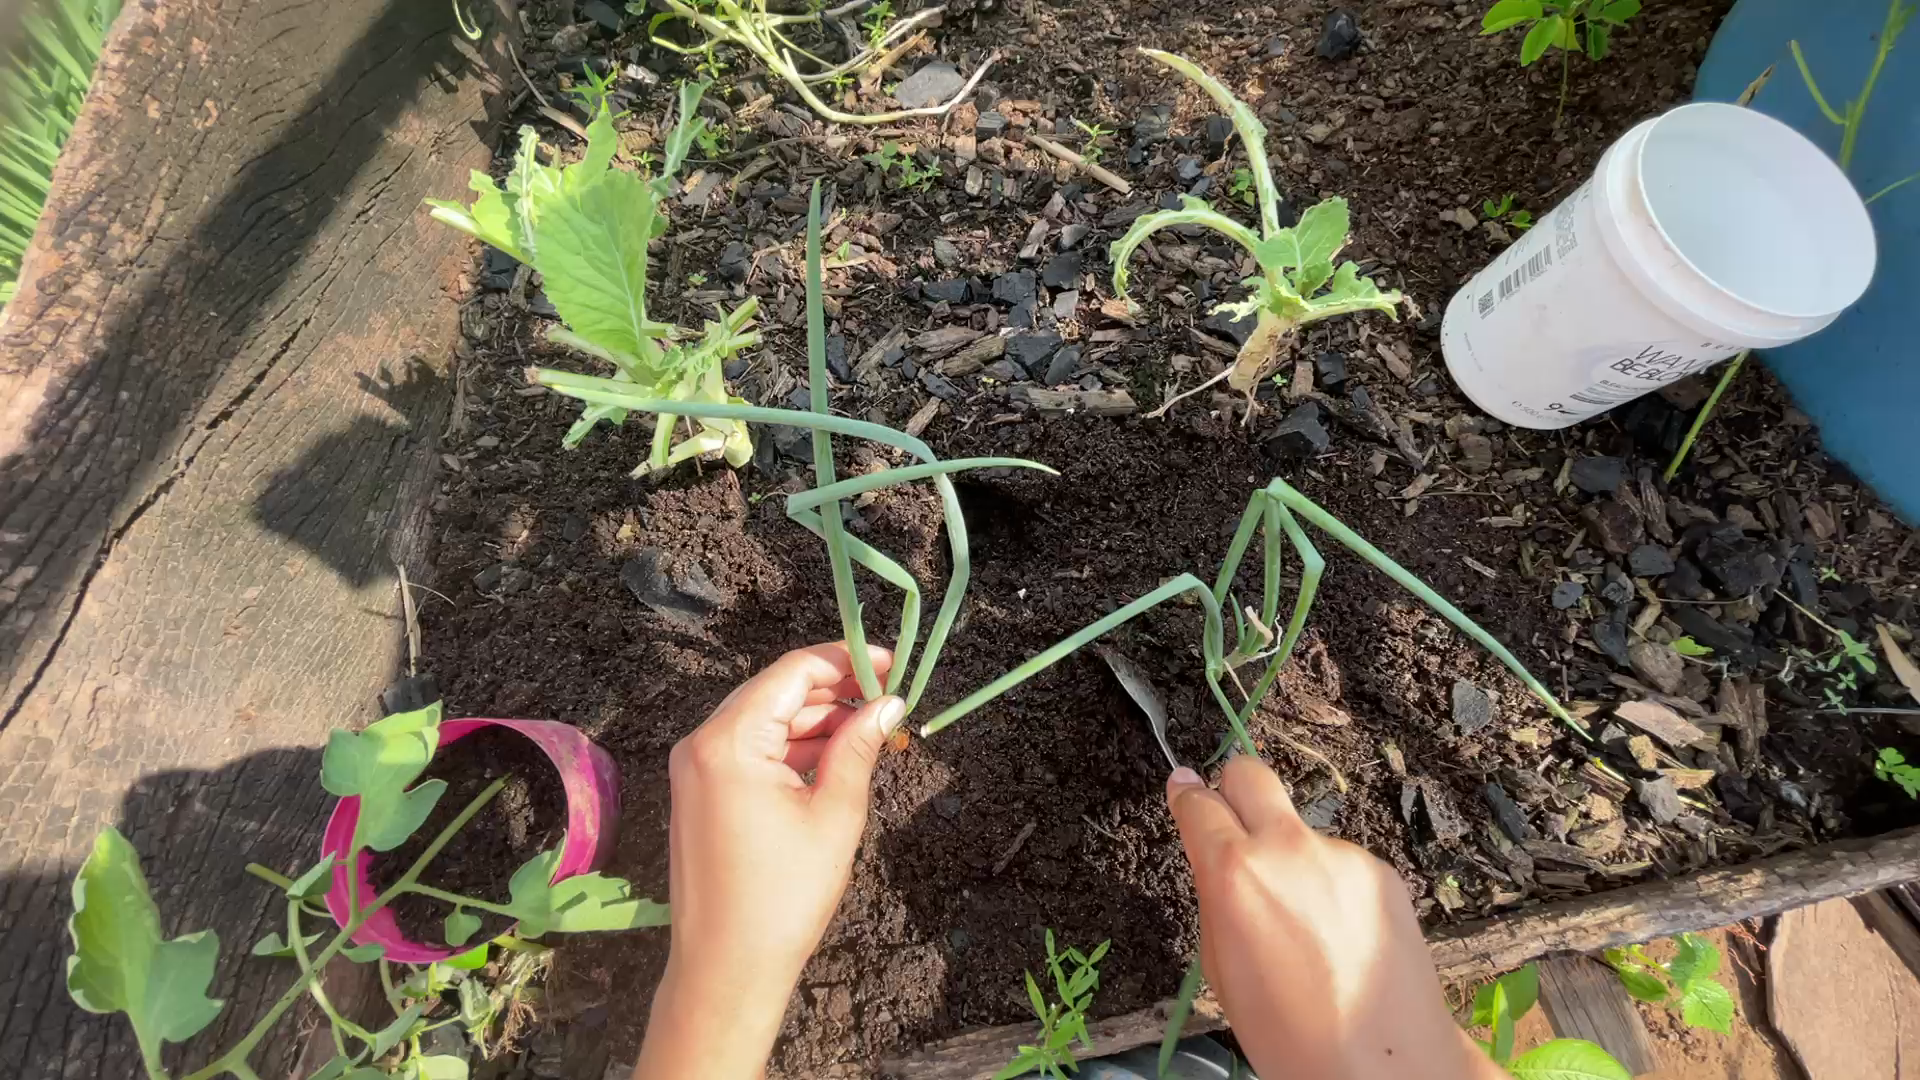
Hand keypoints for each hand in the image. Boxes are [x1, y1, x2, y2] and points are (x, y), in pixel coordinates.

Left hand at [633, 642, 904, 1079]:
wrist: (725, 973)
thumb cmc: (783, 895)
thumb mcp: (835, 812)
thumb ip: (860, 745)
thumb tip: (890, 703)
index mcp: (729, 740)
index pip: (793, 672)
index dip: (846, 660)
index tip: (891, 664)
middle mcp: (704, 742)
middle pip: (779, 692)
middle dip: (836, 691)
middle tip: (888, 697)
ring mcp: (698, 767)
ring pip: (769, 720)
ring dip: (820, 721)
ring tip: (873, 729)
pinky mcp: (704, 790)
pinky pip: (755, 749)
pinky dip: (796, 747)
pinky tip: (838, 755)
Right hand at [1166, 758, 1503, 1079]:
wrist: (1388, 1073)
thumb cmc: (1284, 1032)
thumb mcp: (1218, 965)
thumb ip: (1215, 894)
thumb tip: (1213, 851)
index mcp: (1233, 871)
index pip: (1197, 799)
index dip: (1185, 793)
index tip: (1184, 791)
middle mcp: (1284, 846)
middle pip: (1248, 772)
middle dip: (1233, 788)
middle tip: (1238, 828)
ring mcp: (1339, 854)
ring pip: (1297, 828)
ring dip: (1290, 855)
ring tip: (1308, 919)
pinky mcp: (1380, 870)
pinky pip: (1338, 860)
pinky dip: (1331, 883)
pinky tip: (1343, 932)